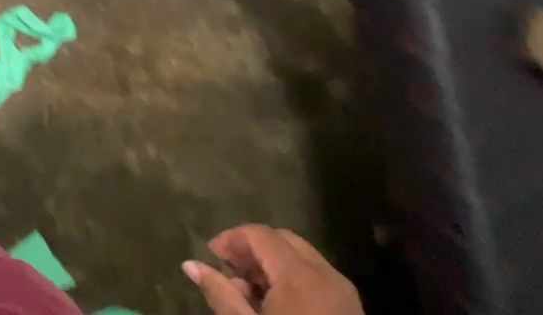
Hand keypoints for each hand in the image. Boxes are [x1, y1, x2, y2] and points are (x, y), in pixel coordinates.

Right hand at [182, 225, 362, 314]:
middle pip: (284, 240)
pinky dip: (293, 279)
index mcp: (301, 277)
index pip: (260, 235)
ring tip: (251, 291)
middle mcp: (328, 277)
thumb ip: (219, 293)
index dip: (231, 238)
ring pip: (303, 258)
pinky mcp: (353, 313)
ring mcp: (346, 296)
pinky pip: (319, 278)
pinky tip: (278, 306)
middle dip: (253, 248)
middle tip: (230, 269)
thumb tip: (190, 265)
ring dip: (273, 264)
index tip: (212, 256)